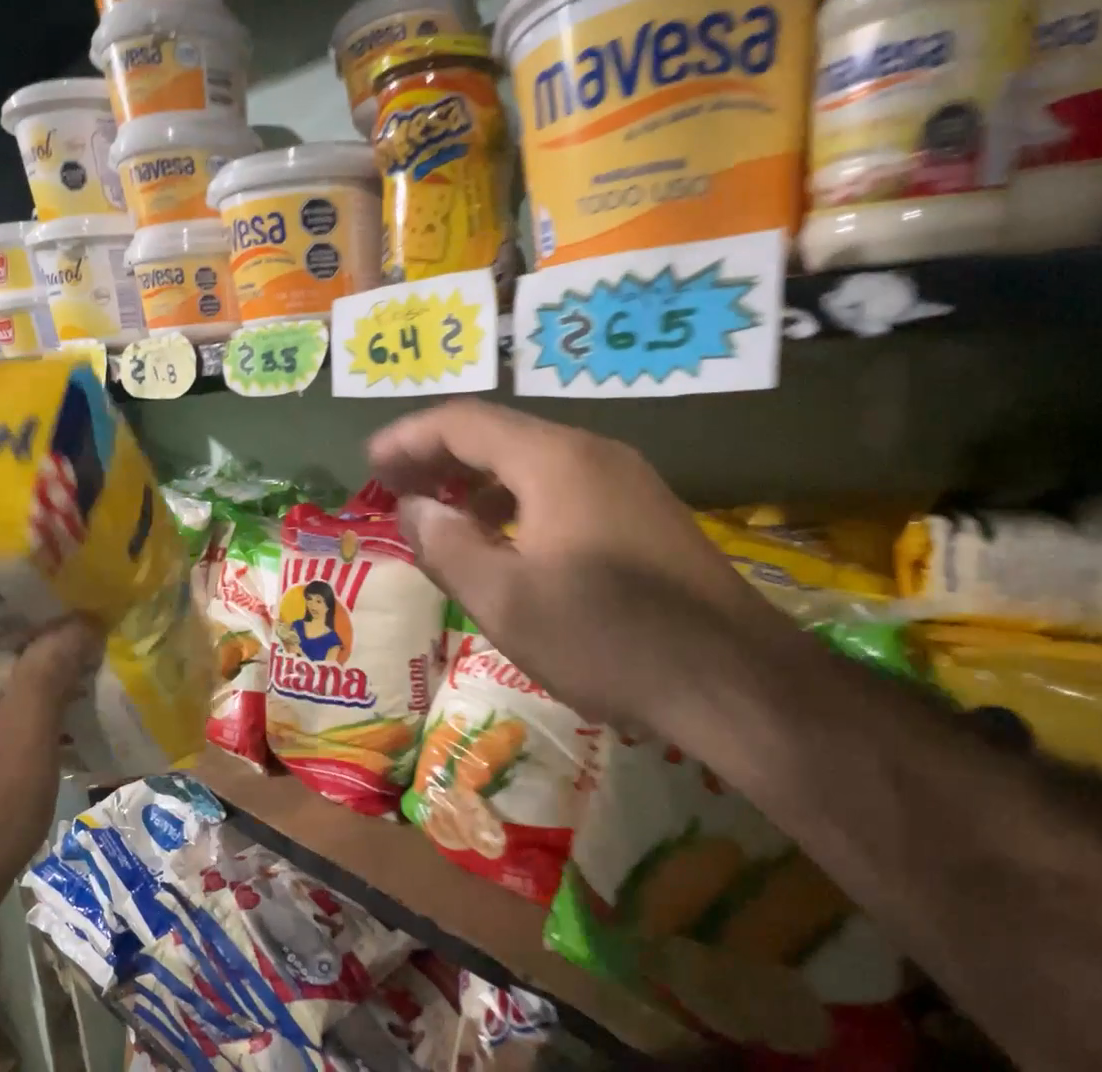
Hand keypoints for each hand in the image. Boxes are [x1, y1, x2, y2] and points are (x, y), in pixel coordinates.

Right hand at [369, 400, 788, 727]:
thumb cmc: (606, 637)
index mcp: (554, 460)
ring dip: (480, 482)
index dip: (409, 437)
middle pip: (501, 435)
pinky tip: (508, 543)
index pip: (464, 422)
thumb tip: (412, 508)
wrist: (732, 680)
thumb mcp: (506, 601)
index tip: (369, 463)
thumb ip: (447, 546)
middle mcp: (593, 452)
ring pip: (535, 462)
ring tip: (442, 517)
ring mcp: (628, 481)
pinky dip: (520, 503)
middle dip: (441, 457)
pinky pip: (565, 488)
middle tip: (395, 487)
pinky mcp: (647, 514)